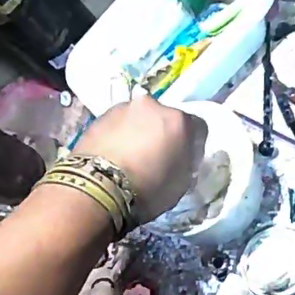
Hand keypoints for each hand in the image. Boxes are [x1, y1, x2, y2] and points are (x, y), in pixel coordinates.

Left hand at [76, 91, 203, 223]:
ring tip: (131, 159)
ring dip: (139, 134)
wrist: (97, 188)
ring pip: (139, 119)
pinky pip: (118, 126)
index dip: (193, 146)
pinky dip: (119, 137)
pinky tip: (114, 157)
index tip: (186, 161)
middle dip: (164, 135)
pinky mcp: (99, 116)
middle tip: (156, 159)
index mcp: (178, 120)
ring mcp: (123, 107)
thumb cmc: (146, 190)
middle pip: (165, 118)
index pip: (198, 128)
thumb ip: (186, 165)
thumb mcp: (180, 185)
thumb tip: (181, 159)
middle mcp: (152, 105)